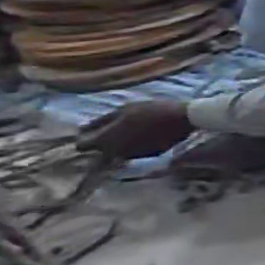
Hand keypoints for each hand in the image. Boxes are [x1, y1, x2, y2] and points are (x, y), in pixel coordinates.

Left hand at [78, 100, 194, 160]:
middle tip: (116, 130)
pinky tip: (149, 135)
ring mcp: (134, 155)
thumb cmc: (151, 110)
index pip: (81, 145)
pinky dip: (138, 146)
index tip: (93, 131)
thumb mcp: (123, 109)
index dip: (85, 137)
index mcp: (105, 140)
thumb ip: (101, 121)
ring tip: (135, 131)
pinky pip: (136, 152)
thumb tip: (82, 129)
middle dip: (104, 143)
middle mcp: (115, 152)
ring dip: (122, 144)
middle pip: (100, 151)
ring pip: (119, 152)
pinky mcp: (150, 155)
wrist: (184, 118)